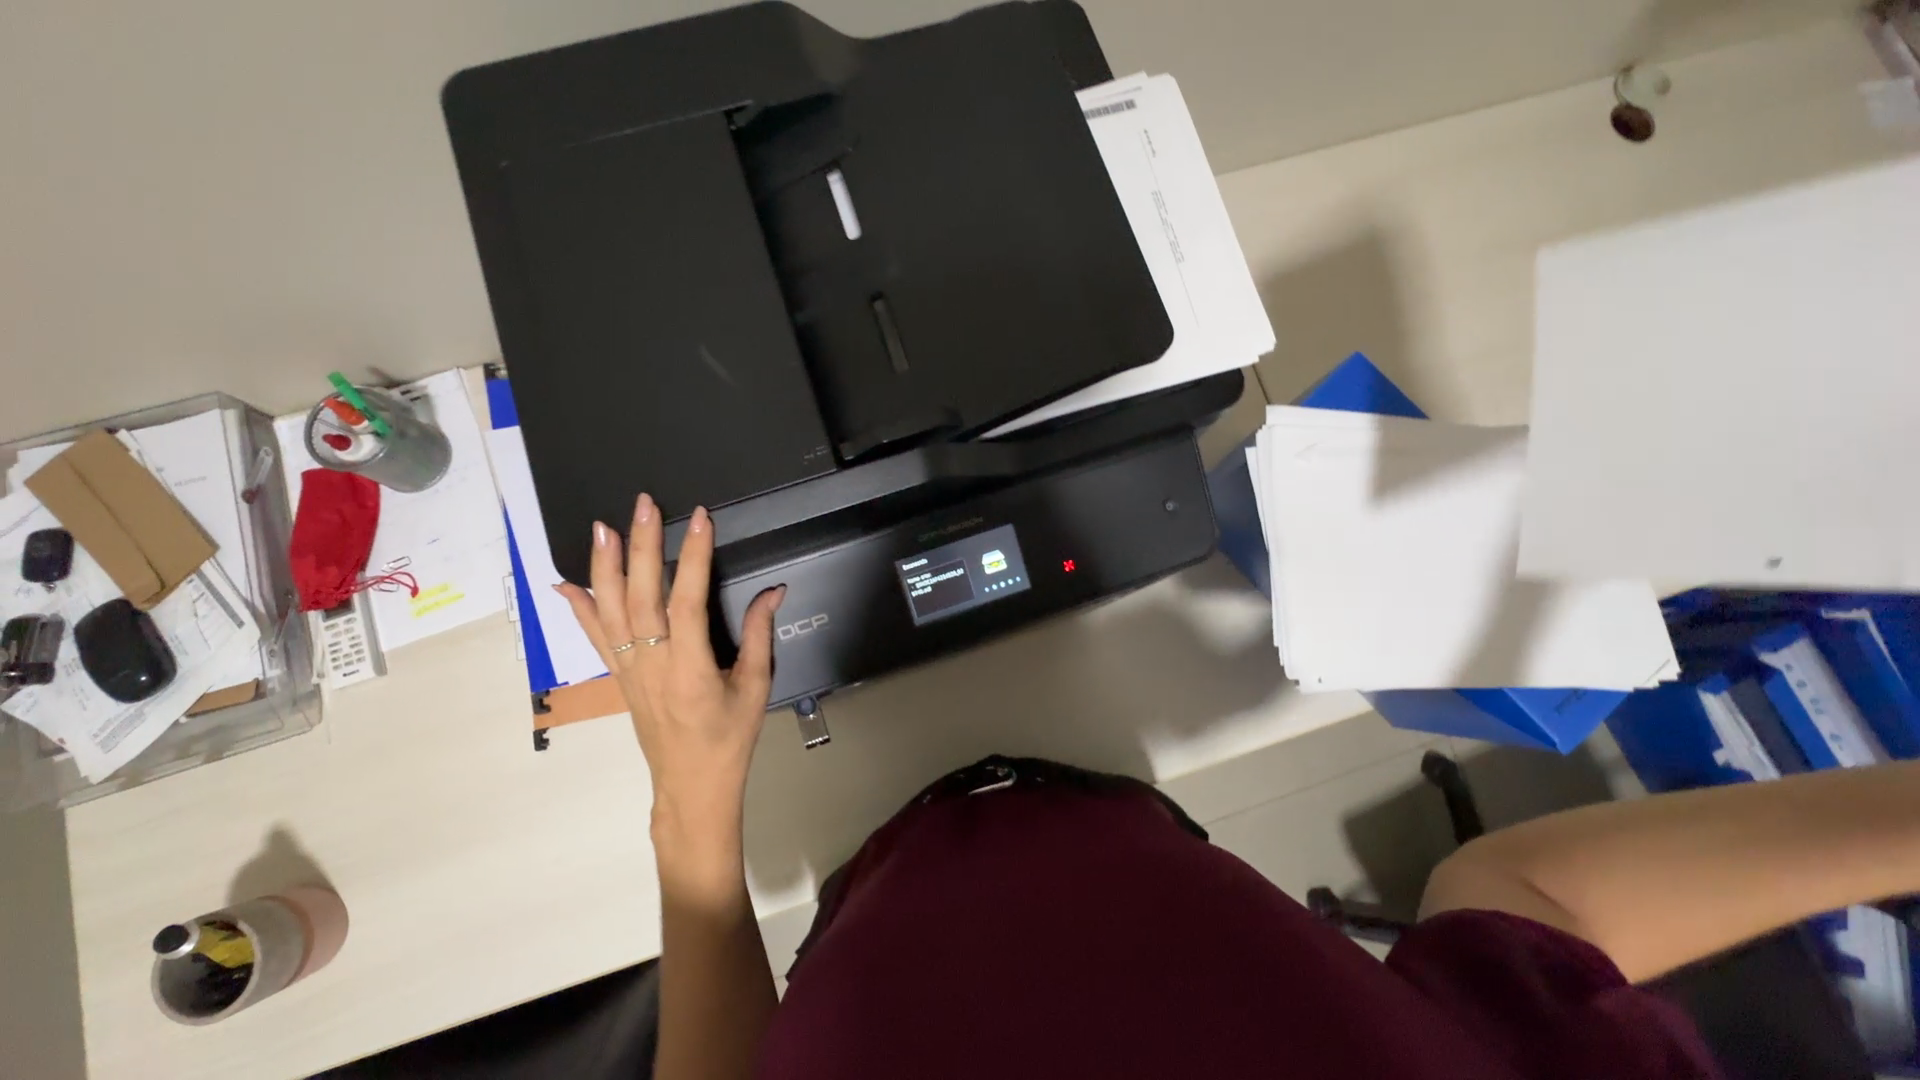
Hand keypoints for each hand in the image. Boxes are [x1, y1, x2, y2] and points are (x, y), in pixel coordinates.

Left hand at [556, 493, 785, 862]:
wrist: (690, 785)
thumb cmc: (729, 738)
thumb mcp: (755, 688)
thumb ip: (758, 636)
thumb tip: (773, 591)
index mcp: (690, 669)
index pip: (686, 601)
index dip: (692, 557)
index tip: (700, 519)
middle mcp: (651, 665)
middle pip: (639, 597)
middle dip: (641, 546)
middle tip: (644, 505)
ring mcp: (628, 670)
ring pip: (609, 612)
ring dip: (604, 567)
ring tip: (603, 527)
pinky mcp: (619, 677)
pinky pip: (595, 637)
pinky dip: (580, 608)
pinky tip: (568, 581)